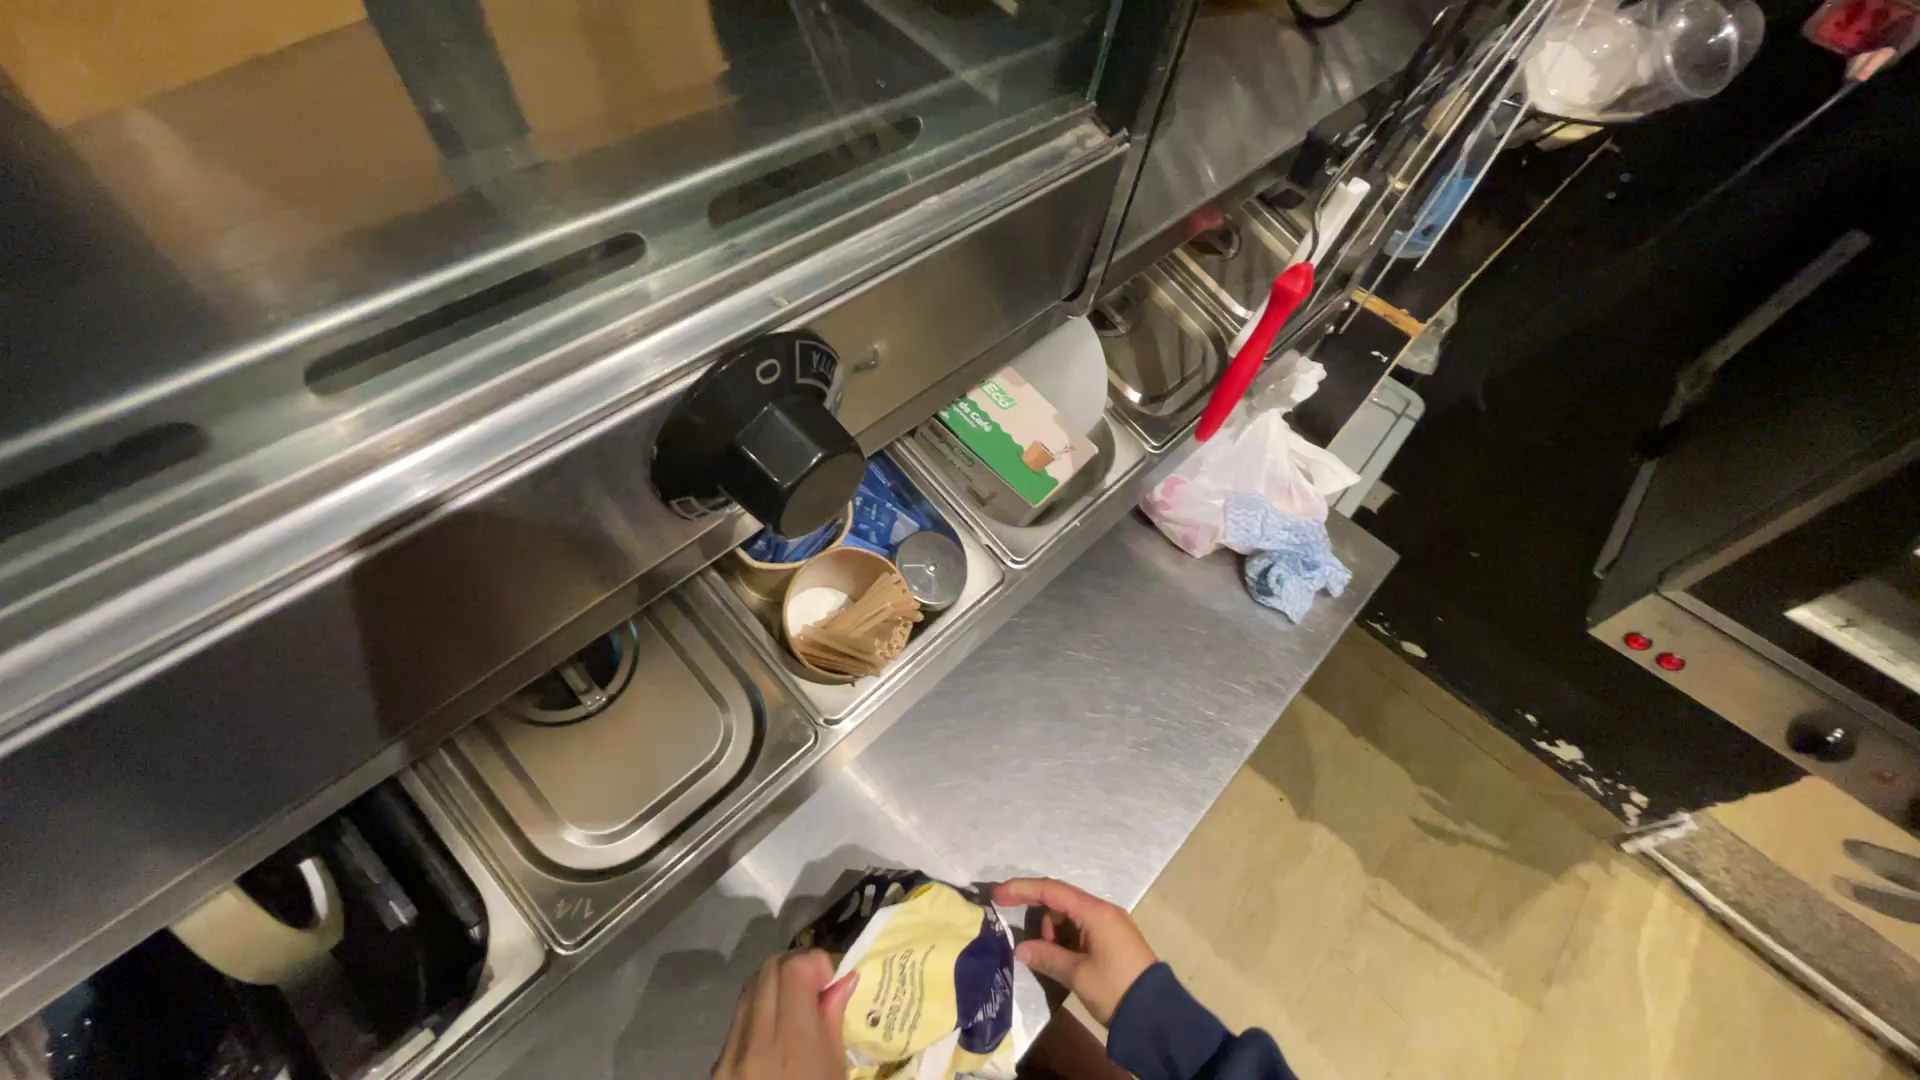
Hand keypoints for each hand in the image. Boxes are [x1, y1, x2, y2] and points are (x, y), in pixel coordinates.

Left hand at [713, 949, 857, 1079]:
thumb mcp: (835, 1073)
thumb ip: (833, 1021)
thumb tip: (843, 980)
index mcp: (791, 1045)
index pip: (794, 969)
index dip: (816, 964)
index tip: (830, 983)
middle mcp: (754, 1042)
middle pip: (769, 969)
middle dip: (796, 966)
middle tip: (816, 987)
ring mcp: (729, 1055)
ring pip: (750, 988)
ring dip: (775, 984)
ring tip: (796, 1005)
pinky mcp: (716, 1067)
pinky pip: (738, 1019)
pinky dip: (758, 1010)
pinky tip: (774, 1031)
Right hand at [992, 877, 1157, 1025]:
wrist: (1158, 1016)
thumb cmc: (1116, 988)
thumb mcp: (1078, 975)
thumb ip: (1046, 957)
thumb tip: (1019, 948)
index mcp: (1095, 912)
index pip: (1052, 890)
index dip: (1022, 889)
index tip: (997, 894)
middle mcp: (1103, 910)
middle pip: (1061, 900)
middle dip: (1038, 913)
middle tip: (1021, 933)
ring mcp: (1111, 924)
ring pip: (1070, 915)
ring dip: (1053, 931)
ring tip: (1051, 958)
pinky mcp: (1114, 939)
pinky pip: (1082, 928)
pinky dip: (1066, 938)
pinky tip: (1062, 958)